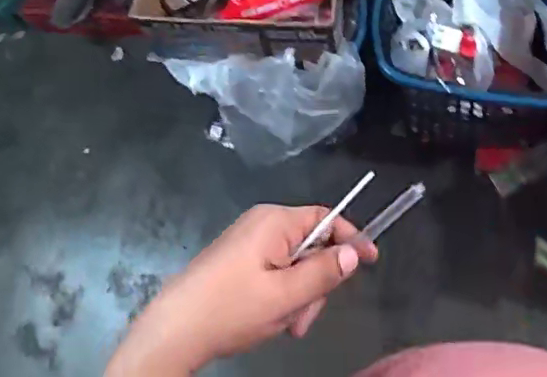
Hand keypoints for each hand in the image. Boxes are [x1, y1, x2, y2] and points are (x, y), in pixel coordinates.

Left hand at [106, 204, 375, 375]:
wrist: (176, 327)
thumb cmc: (232, 307)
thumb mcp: (283, 297)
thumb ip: (321, 273)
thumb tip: (353, 252)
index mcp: (275, 220)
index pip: (325, 218)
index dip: (349, 238)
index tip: (370, 261)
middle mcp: (264, 221)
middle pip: (310, 244)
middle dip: (314, 284)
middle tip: (302, 320)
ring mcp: (249, 238)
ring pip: (293, 262)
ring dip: (297, 295)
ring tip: (282, 325)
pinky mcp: (239, 256)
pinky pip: (275, 268)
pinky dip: (280, 293)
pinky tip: (268, 318)